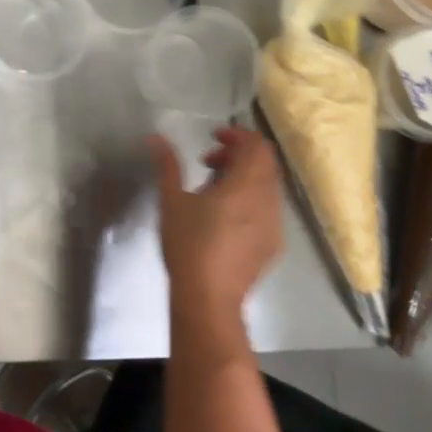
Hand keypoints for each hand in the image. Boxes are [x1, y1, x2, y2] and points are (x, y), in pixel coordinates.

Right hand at [149, 127, 282, 314]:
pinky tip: (225, 217)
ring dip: (245, 177)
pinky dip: (251, 199)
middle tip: (208, 162)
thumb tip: (157, 137)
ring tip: (213, 190)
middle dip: (240, 155)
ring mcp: (275, 223)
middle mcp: (268, 200)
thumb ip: (168, 165)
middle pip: (266, 164)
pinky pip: (268, 208)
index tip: (213, 138)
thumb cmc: (187, 245)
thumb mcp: (171, 201)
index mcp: (245, 186)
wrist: (209, 296)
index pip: (257, 146)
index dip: (238, 135)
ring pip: (268, 186)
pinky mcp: (273, 243)